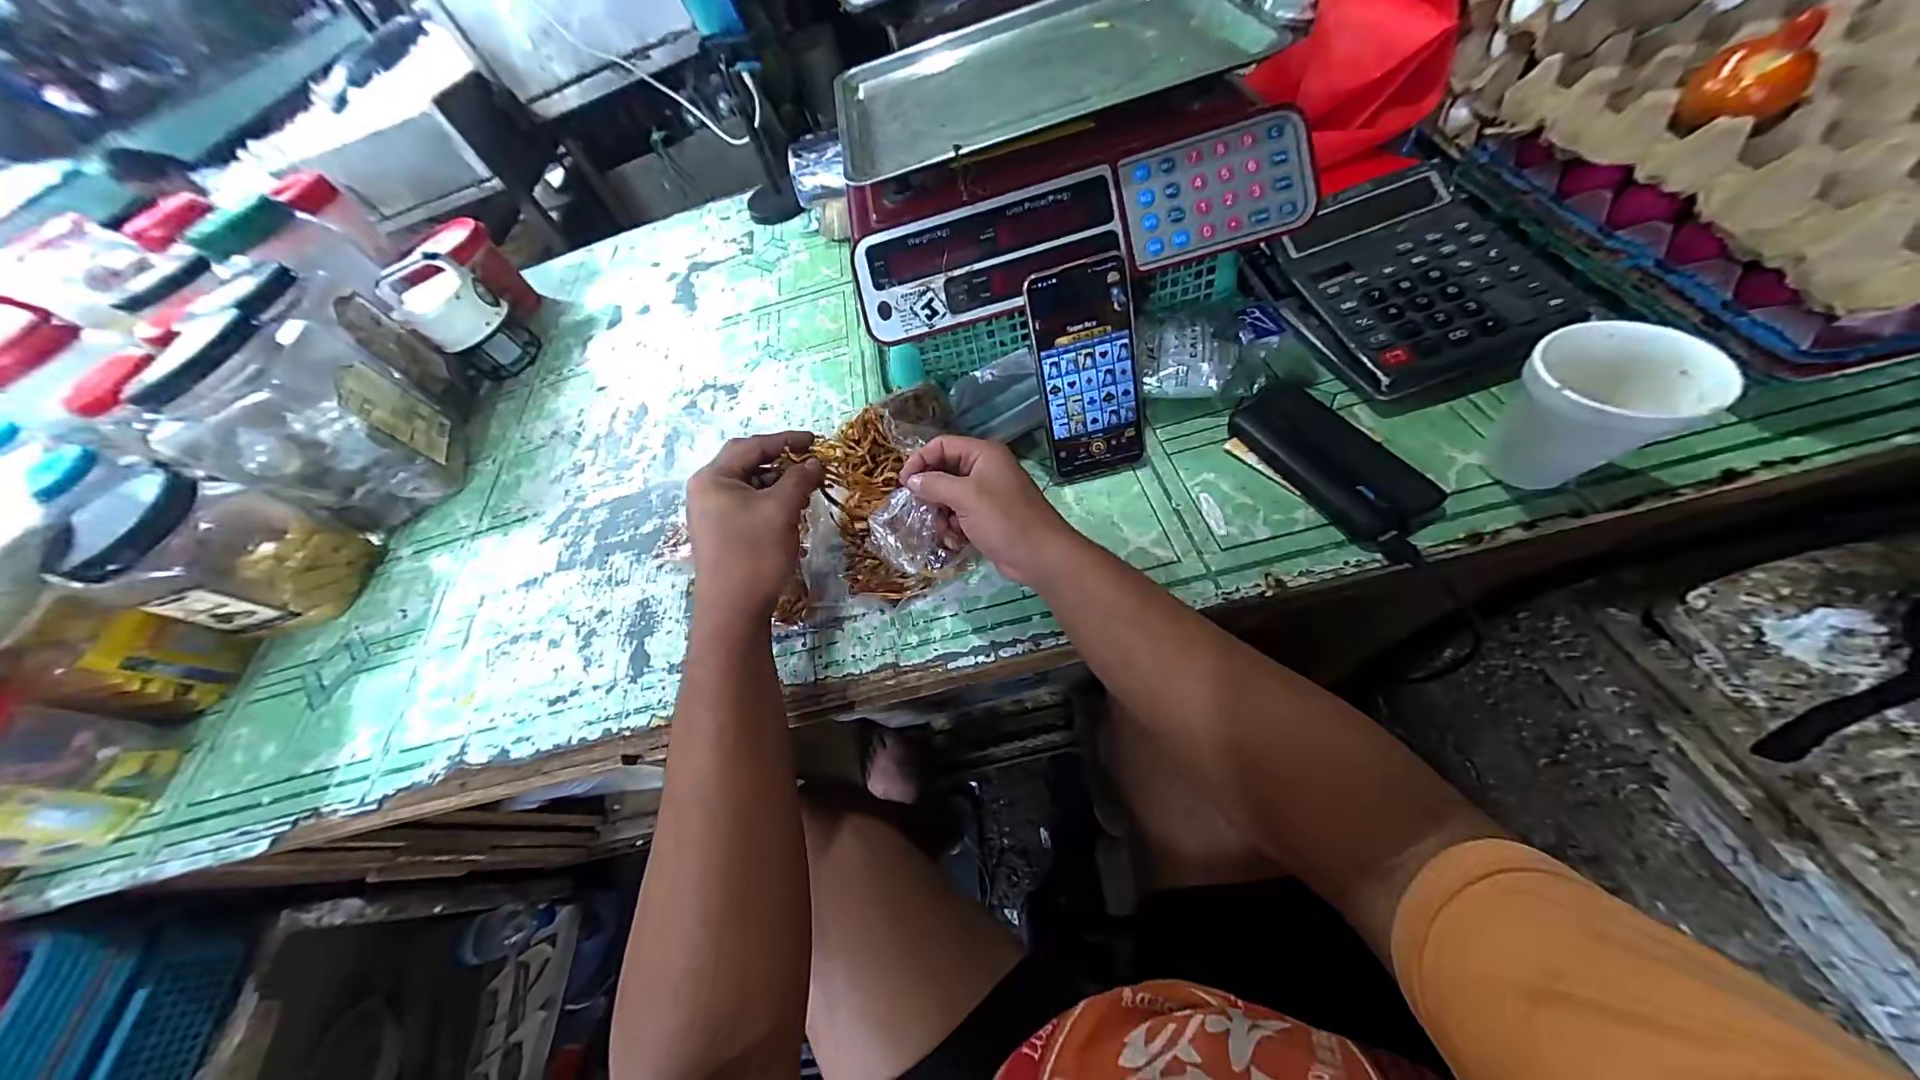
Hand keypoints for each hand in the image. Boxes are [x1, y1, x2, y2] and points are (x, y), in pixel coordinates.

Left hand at [687, 432, 823, 619]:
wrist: (733, 610)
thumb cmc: (754, 554)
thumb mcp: (781, 510)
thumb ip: (799, 479)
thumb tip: (814, 462)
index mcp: (713, 478)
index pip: (751, 446)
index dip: (785, 440)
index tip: (815, 441)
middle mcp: (706, 491)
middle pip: (748, 464)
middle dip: (782, 463)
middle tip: (812, 464)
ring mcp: (711, 514)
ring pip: (750, 487)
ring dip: (779, 484)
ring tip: (807, 490)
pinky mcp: (721, 533)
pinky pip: (748, 506)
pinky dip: (771, 502)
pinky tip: (791, 511)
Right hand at [899, 435, 1082, 585]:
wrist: (1039, 555)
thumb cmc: (1004, 520)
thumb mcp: (965, 497)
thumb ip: (935, 485)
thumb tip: (911, 480)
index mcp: (983, 454)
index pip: (941, 446)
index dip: (920, 461)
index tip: (903, 483)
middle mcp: (984, 469)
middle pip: (943, 472)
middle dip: (931, 494)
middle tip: (922, 512)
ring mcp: (987, 494)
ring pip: (949, 497)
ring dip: (941, 516)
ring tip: (945, 532)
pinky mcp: (987, 517)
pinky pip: (960, 515)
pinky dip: (954, 528)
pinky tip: (957, 542)